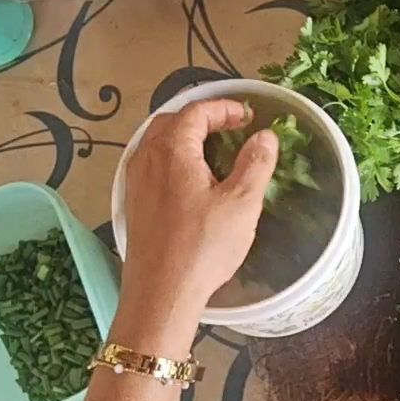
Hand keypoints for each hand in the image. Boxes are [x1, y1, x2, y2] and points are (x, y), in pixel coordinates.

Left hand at [115, 99, 275, 350]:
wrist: (162, 292)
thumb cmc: (203, 246)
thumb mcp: (242, 204)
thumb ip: (255, 164)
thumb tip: (264, 137)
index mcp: (173, 150)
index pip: (196, 111)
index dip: (224, 108)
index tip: (248, 117)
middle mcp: (147, 157)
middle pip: (172, 121)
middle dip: (203, 119)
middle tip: (231, 129)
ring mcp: (136, 181)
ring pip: (158, 144)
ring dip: (186, 139)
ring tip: (213, 153)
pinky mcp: (134, 204)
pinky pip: (152, 167)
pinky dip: (173, 160)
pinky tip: (190, 183)